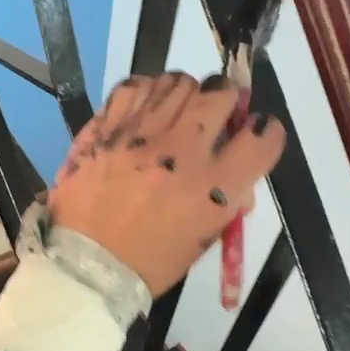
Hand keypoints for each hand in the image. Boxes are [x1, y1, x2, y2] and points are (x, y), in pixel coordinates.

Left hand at [50, 72, 285, 295]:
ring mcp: (139, 136)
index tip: (251, 135)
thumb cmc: (150, 262)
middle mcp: (182, 152)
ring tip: (175, 113)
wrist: (87, 269)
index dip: (263, 132)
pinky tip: (143, 110)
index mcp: (214, 189)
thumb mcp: (203, 239)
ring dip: (184, 94)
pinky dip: (145, 92)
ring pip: (177, 82)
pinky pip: (133, 87)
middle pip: (220, 94)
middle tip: (212, 117)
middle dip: (223, 101)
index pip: (262, 136)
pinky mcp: (104, 129)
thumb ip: (226, 200)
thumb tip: (238, 178)